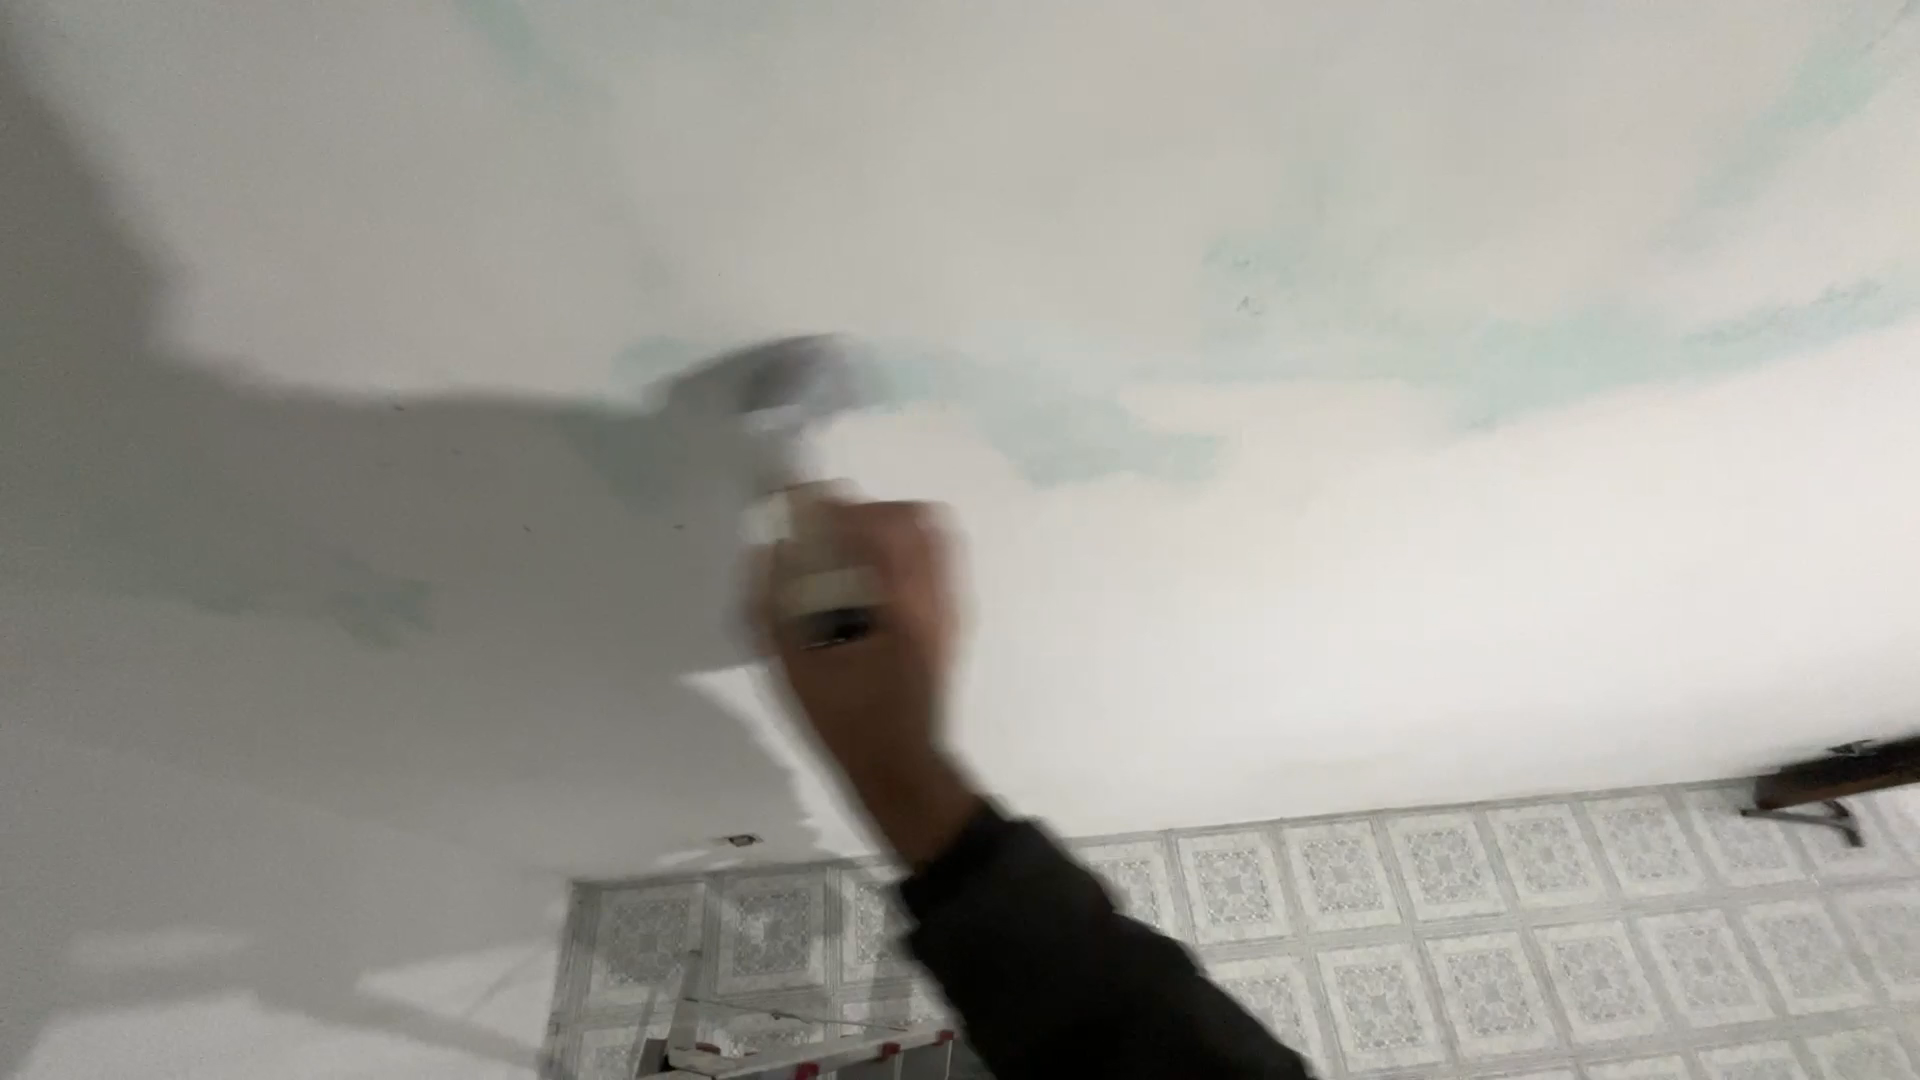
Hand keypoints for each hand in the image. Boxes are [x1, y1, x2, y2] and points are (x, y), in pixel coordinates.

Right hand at [750, 496, 977, 864]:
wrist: (900, 762)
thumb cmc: (844, 719)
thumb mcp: (793, 668)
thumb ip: (773, 606)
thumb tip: (769, 549)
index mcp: (897, 605)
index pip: (879, 524)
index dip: (838, 506)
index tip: (806, 509)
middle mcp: (935, 595)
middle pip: (912, 516)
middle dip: (865, 513)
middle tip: (830, 534)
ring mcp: (952, 604)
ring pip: (932, 531)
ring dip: (889, 526)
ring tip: (855, 552)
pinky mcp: (956, 616)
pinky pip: (941, 557)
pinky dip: (908, 547)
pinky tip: (878, 578)